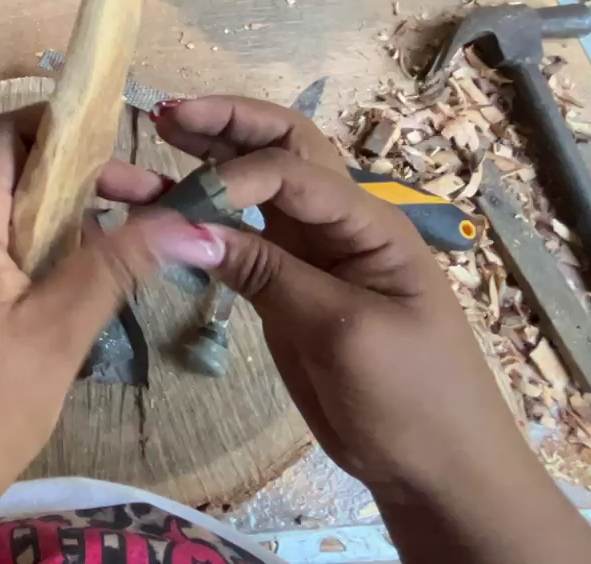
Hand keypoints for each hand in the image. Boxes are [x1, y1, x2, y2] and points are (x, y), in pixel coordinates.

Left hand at [0, 105, 226, 508]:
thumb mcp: (61, 329)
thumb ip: (119, 264)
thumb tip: (192, 224)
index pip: (5, 137)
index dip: (58, 125)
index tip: (118, 141)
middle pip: (12, 167)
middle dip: (79, 173)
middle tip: (148, 197)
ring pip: (9, 205)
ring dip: (66, 210)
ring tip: (131, 230)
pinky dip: (44, 240)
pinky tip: (88, 267)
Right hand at [151, 94, 524, 497]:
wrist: (436, 475)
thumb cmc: (414, 399)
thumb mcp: (345, 332)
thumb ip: (267, 273)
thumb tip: (185, 228)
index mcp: (366, 223)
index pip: (290, 171)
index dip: (235, 175)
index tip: (186, 204)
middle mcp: (332, 222)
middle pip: (278, 148)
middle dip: (224, 125)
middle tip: (168, 116)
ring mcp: (303, 250)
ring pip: (248, 187)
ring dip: (201, 159)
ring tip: (154, 135)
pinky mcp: (277, 281)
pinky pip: (233, 235)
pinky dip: (196, 215)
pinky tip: (157, 204)